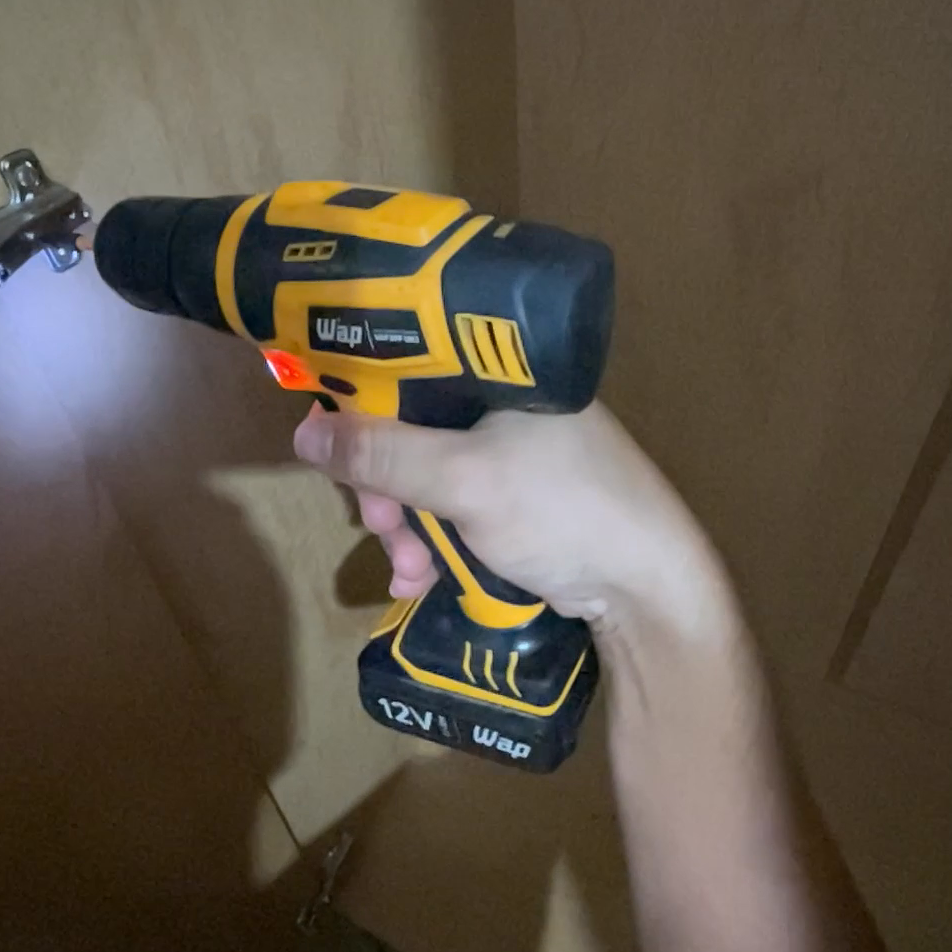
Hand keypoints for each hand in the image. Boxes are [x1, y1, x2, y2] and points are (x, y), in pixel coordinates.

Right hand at [292, 402, 721, 635]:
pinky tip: (420, 578)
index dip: (364, 398)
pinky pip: (451, 508)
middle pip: (411, 429)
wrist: (645, 588)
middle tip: (380, 524)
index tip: (333, 440)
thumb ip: (383, 454)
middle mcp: (504, 405)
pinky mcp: (513, 500)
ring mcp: (510, 455)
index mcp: (502, 372)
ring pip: (426, 476)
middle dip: (386, 487)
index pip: (412, 362)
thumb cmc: (563, 511)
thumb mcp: (464, 480)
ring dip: (406, 525)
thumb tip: (306, 431)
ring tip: (409, 567)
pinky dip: (432, 542)